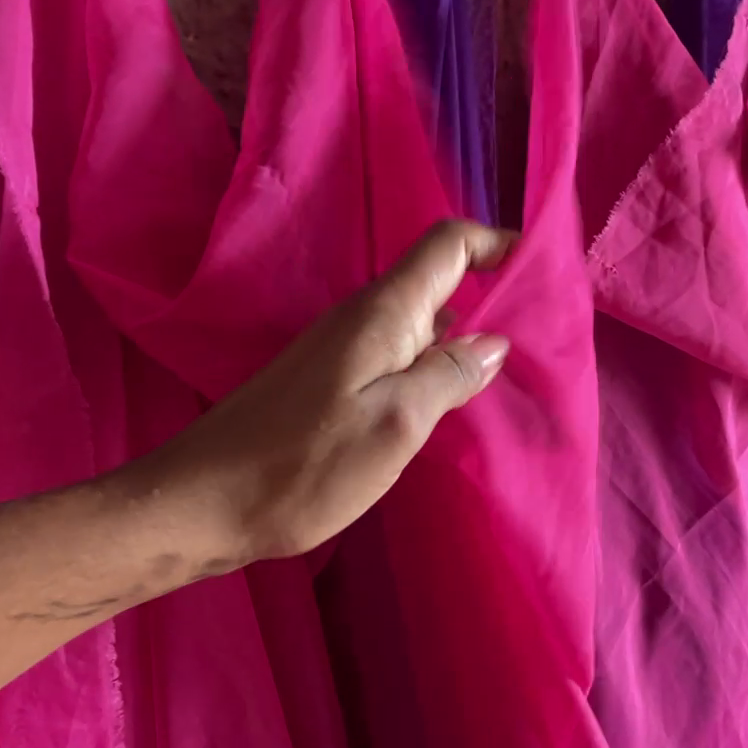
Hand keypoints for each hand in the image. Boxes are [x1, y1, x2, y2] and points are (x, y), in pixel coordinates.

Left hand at [134, 220, 514, 566]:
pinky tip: (448, 408)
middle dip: (492, 299)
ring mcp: (342, 351)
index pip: (448, 245)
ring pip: (419, 326)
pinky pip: (396, 358)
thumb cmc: (302, 466)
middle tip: (543, 341)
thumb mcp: (393, 425)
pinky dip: (430, 370)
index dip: (497, 244)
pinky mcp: (330, 383)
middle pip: (439, 284)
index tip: (542, 273)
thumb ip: (447, 376)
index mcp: (383, 314)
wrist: (204, 503)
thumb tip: (493, 342)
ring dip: (463, 341)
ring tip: (510, 378)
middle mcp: (362, 319)